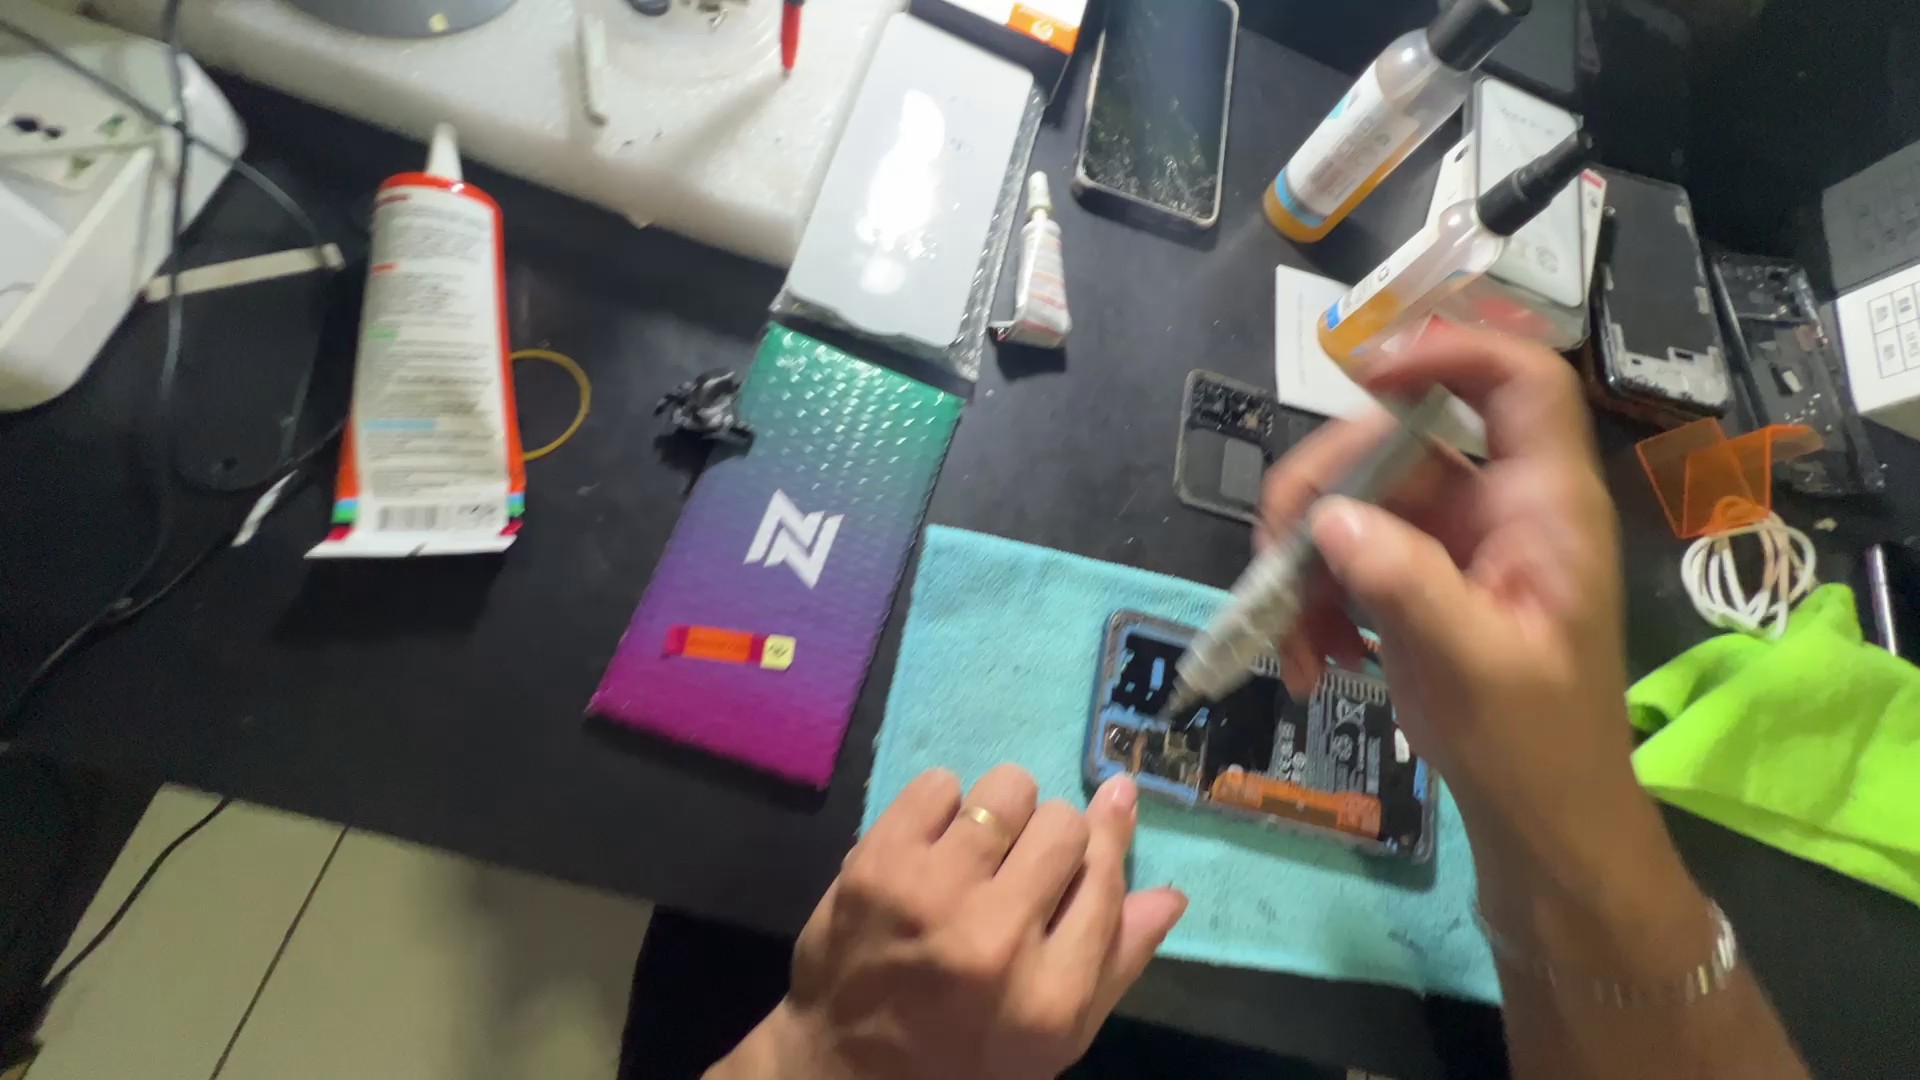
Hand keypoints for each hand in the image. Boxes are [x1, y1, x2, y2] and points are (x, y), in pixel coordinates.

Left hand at [711, 766, 1186, 1079]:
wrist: (845, 1066)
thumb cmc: (968, 1054)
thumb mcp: (1055, 1035)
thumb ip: (1117, 959)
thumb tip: (1171, 892)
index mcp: (1052, 994)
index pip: (1104, 873)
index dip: (1108, 832)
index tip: (1112, 798)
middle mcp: (997, 937)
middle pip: (1062, 823)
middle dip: (1050, 833)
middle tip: (1021, 861)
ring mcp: (931, 893)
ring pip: (1007, 789)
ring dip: (1001, 810)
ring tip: (978, 846)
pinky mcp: (877, 860)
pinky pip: (940, 782)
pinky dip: (943, 804)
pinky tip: (933, 844)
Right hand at [1259, 324, 1668, 886]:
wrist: (1530, 806)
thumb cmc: (1532, 740)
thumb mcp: (1476, 666)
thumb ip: (1408, 586)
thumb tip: (1331, 521)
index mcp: (1540, 507)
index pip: (1517, 387)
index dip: (1449, 355)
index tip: (1360, 376)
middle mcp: (1488, 506)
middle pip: (1388, 447)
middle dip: (1315, 497)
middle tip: (1273, 559)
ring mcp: (1439, 539)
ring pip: (1345, 504)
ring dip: (1299, 567)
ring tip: (1291, 641)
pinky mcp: (1402, 573)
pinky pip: (1334, 556)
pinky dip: (1306, 601)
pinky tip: (1310, 656)